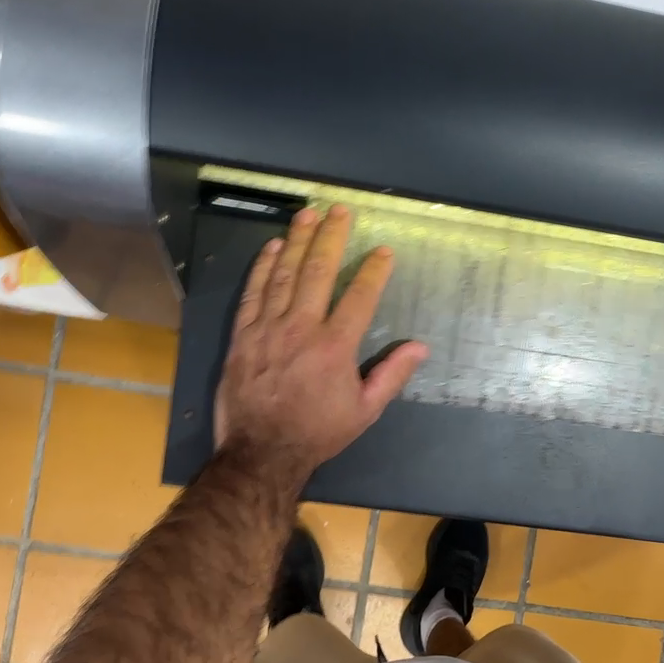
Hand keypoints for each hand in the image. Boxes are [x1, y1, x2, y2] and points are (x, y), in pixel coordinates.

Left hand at [214, 205, 428, 483]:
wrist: (261, 452)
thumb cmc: (317, 433)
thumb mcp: (364, 412)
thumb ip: (391, 375)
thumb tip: (420, 347)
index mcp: (335, 347)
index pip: (360, 297)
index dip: (373, 270)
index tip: (383, 251)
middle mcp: (301, 329)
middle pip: (318, 272)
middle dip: (331, 237)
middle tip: (339, 210)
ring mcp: (268, 329)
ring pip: (284, 275)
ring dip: (297, 241)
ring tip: (307, 215)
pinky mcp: (243, 336)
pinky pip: (253, 293)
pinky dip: (263, 267)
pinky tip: (273, 247)